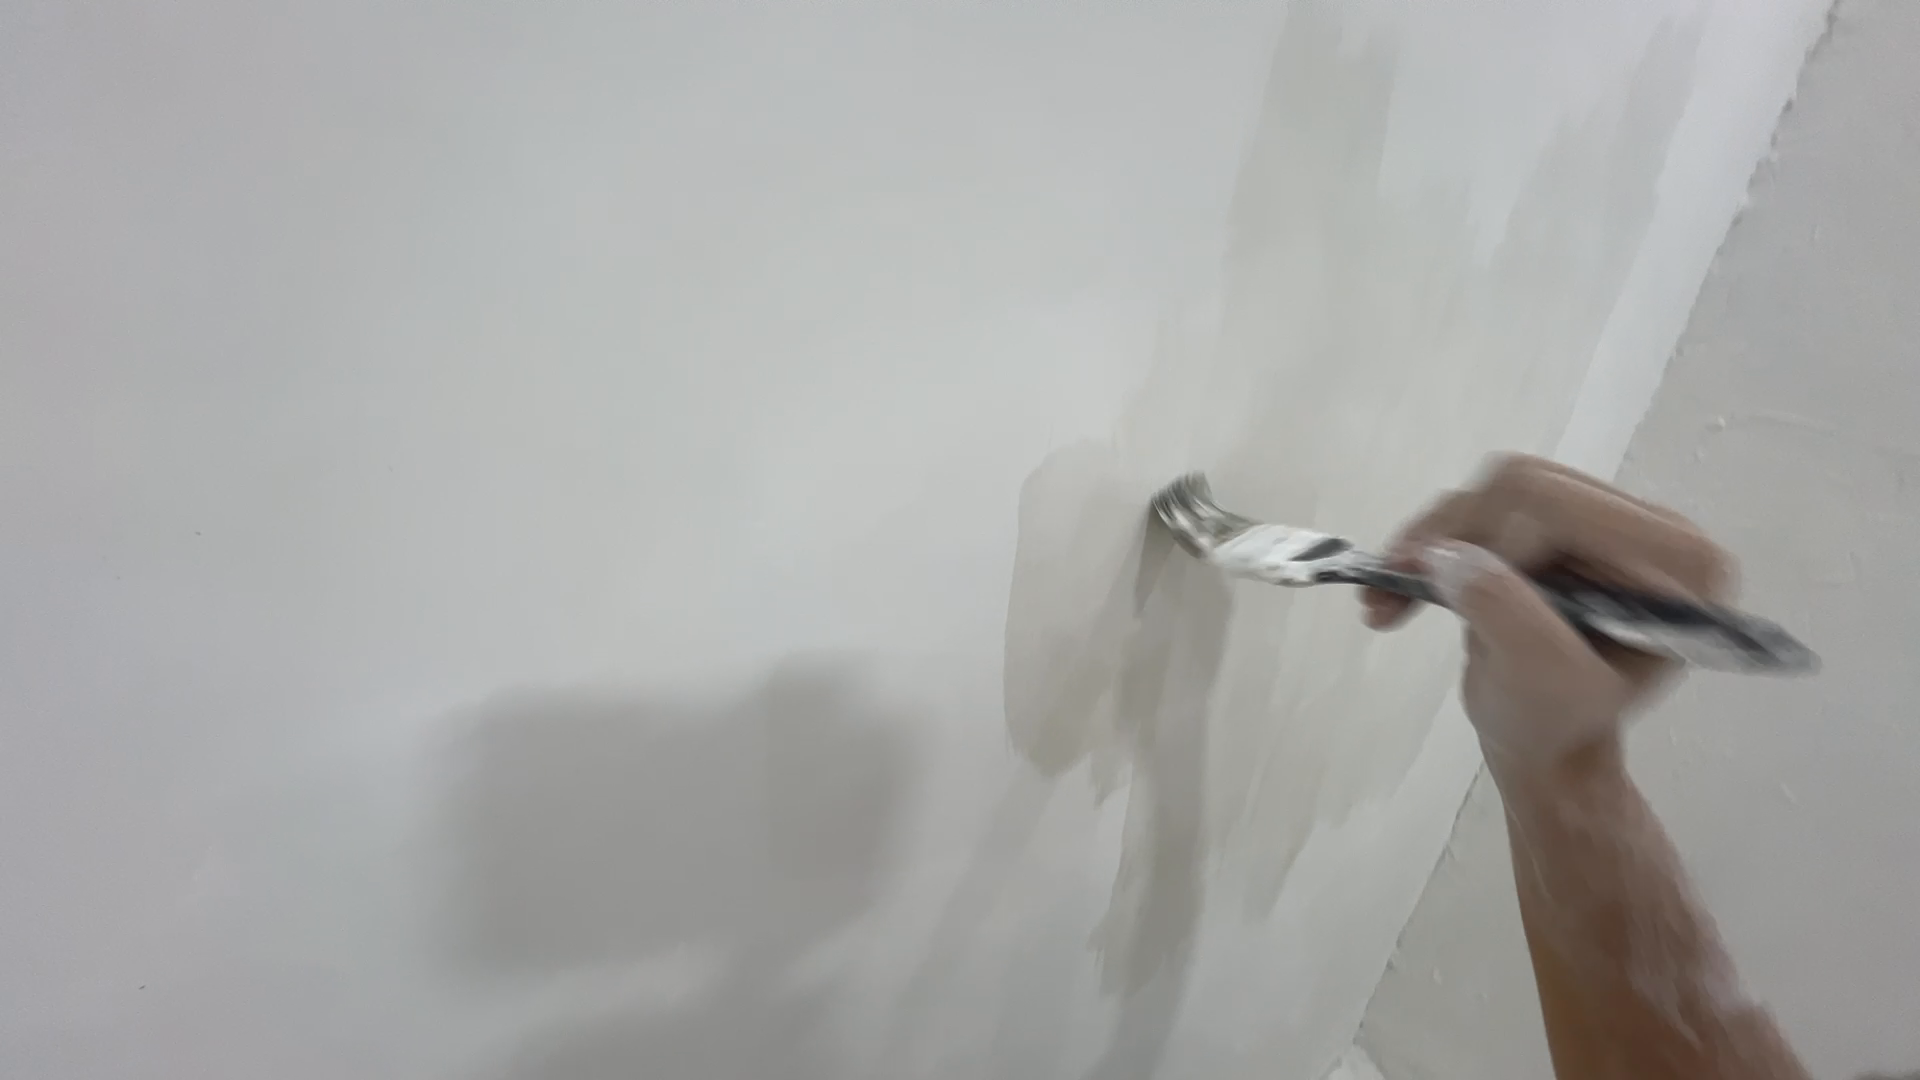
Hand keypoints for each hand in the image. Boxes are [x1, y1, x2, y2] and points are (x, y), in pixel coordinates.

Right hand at [1361, 454, 1732, 779]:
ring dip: (1421, 545)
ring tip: (1381, 599)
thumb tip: (1444, 555)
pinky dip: (1419, 550)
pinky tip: (1389, 590)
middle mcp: (1639, 526)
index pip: (1558, 504)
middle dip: (1446, 538)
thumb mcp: (1541, 680)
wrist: (1539, 734)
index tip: (1454, 598)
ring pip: (1483, 494)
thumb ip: (1506, 614)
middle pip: (1517, 486)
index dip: (1489, 542)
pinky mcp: (1539, 530)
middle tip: (1394, 587)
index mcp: (1673, 560)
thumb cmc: (1555, 720)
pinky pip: (1468, 511)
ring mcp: (1586, 525)